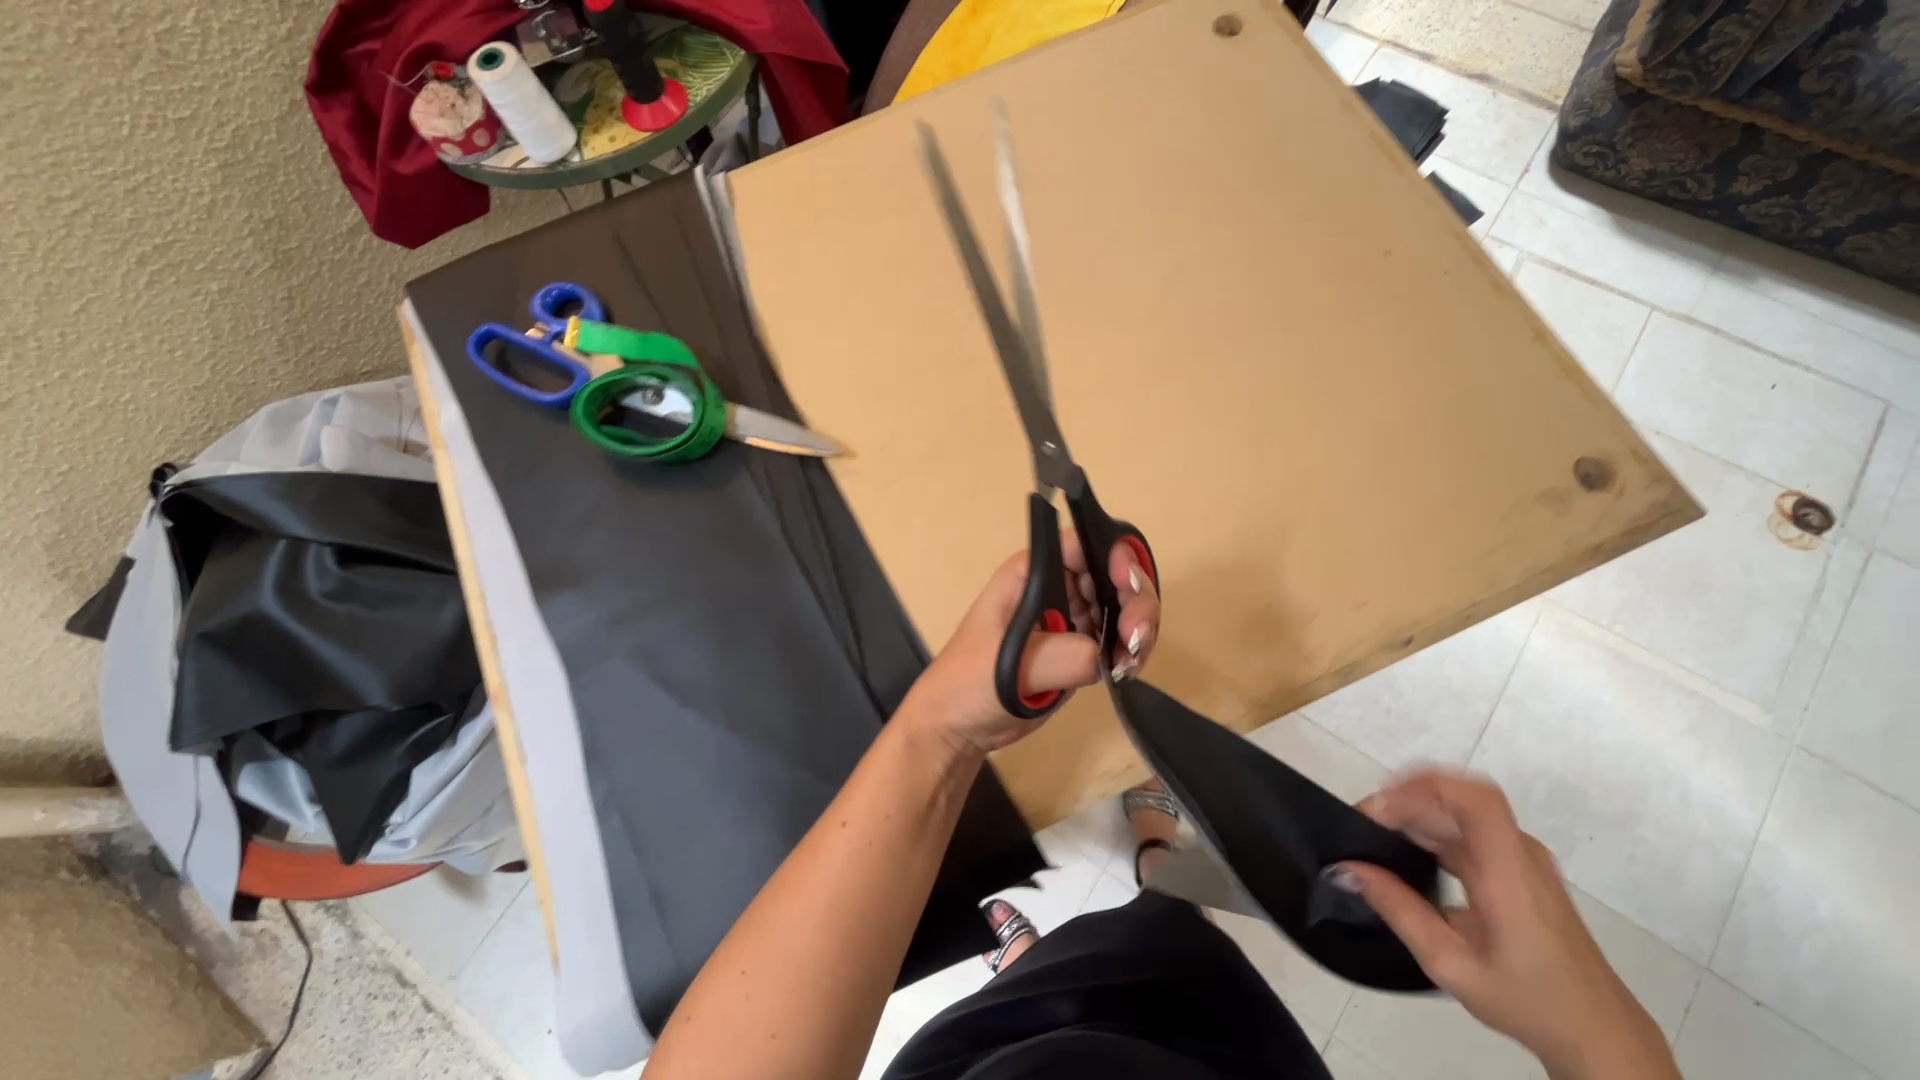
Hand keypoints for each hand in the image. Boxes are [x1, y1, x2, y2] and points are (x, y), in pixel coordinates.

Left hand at [901, 533, 1159, 756]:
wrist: (959, 726)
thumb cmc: (968, 683)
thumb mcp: (1010, 666)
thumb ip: (1060, 657)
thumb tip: (1101, 656)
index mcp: (1032, 572)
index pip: (1084, 544)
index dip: (1115, 557)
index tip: (1128, 589)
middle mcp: (1056, 586)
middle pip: (1115, 572)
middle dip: (1136, 600)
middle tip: (1135, 639)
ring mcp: (1071, 617)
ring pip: (1124, 605)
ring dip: (1138, 629)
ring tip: (1129, 662)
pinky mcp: (1081, 648)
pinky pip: (1120, 638)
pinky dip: (1132, 651)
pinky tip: (1125, 672)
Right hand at [1338, 770, 1678, 1079]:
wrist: (1599, 1032)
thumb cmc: (1528, 1000)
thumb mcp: (1450, 963)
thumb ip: (1398, 909)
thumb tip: (1348, 868)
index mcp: (1508, 872)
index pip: (1473, 798)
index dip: (1422, 787)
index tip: (1377, 809)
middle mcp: (1521, 854)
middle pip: (1461, 797)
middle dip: (1406, 798)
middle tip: (1363, 824)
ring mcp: (1525, 859)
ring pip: (1465, 812)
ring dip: (1418, 812)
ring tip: (1377, 836)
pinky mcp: (1522, 870)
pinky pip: (1473, 832)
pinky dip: (1436, 830)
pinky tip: (1409, 854)